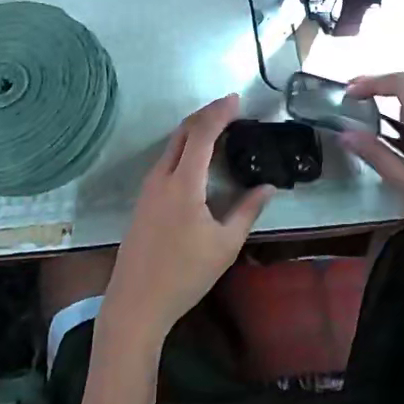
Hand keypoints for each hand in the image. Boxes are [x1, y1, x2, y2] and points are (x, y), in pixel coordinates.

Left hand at [105, 94, 275, 338]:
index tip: (236, 100)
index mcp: (183, 184)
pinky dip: (185, 146)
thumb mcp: (225, 245)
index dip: (219, 113)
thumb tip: (268, 188)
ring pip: (171, 145)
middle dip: (206, 114)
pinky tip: (198, 157)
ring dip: (194, 129)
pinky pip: (165, 159)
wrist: (136, 303)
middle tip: (230, 108)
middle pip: (182, 132)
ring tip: (219, 127)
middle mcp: (161, 177)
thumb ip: (247, 211)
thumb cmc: (185, 274)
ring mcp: (148, 188)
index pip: (202, 134)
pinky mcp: (144, 200)